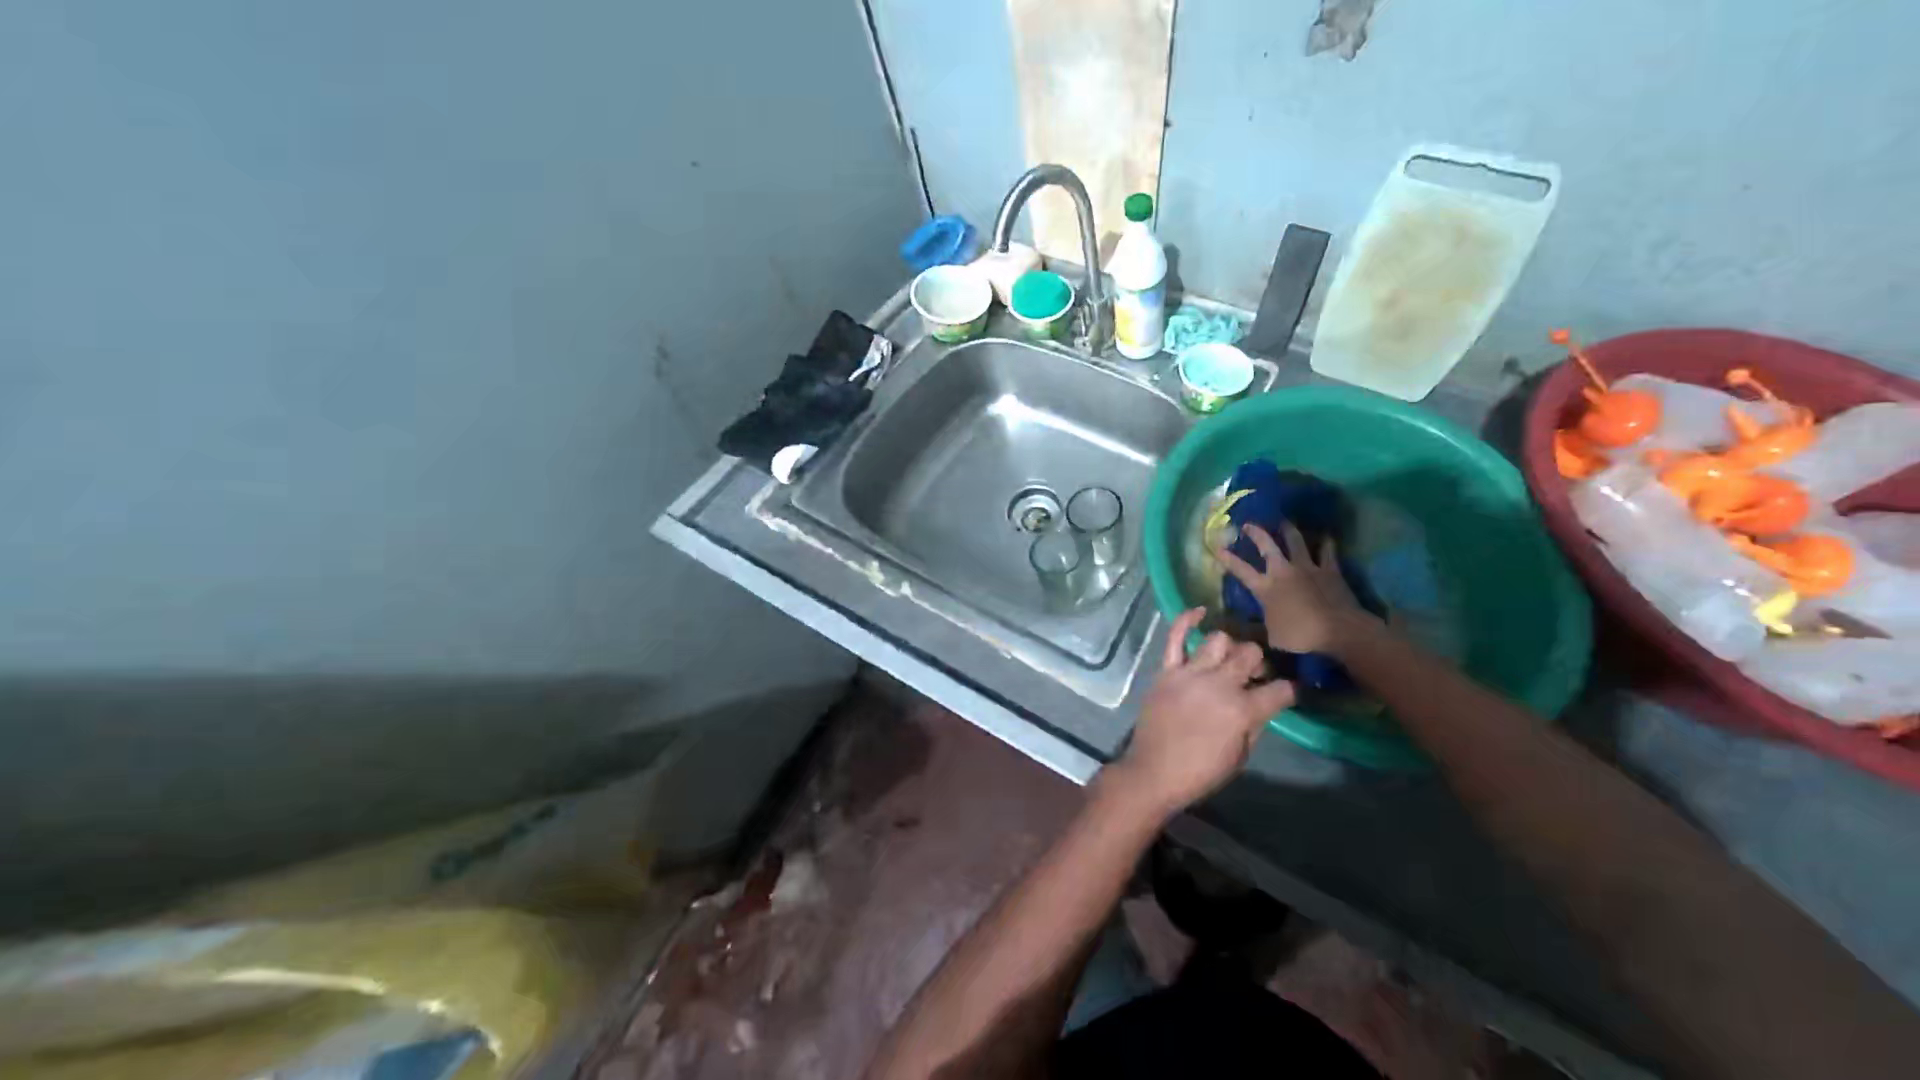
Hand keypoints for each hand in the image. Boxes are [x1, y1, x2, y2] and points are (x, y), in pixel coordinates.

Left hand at [1105, 608, 1296, 817]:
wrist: (1154, 772)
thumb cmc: (1201, 772)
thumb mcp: (1241, 755)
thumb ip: (1255, 724)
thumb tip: (1262, 704)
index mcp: (1244, 710)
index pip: (1282, 690)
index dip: (1291, 691)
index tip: (1291, 691)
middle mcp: (1220, 684)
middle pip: (1251, 654)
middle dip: (1259, 662)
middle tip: (1254, 674)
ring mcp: (1191, 673)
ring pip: (1219, 640)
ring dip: (1229, 648)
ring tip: (1228, 659)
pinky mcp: (1167, 671)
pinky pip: (1175, 636)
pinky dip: (1187, 620)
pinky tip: (1200, 612)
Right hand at [1217, 522, 1362, 654]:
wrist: (1339, 629)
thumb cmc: (1301, 635)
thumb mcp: (1272, 636)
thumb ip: (1260, 625)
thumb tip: (1249, 626)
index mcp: (1266, 588)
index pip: (1241, 570)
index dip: (1227, 559)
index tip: (1217, 547)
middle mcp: (1283, 571)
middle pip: (1267, 545)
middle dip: (1256, 533)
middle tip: (1248, 524)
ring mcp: (1308, 567)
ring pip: (1296, 541)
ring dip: (1288, 530)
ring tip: (1284, 522)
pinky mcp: (1330, 569)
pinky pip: (1327, 550)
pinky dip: (1325, 543)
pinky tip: (1325, 537)